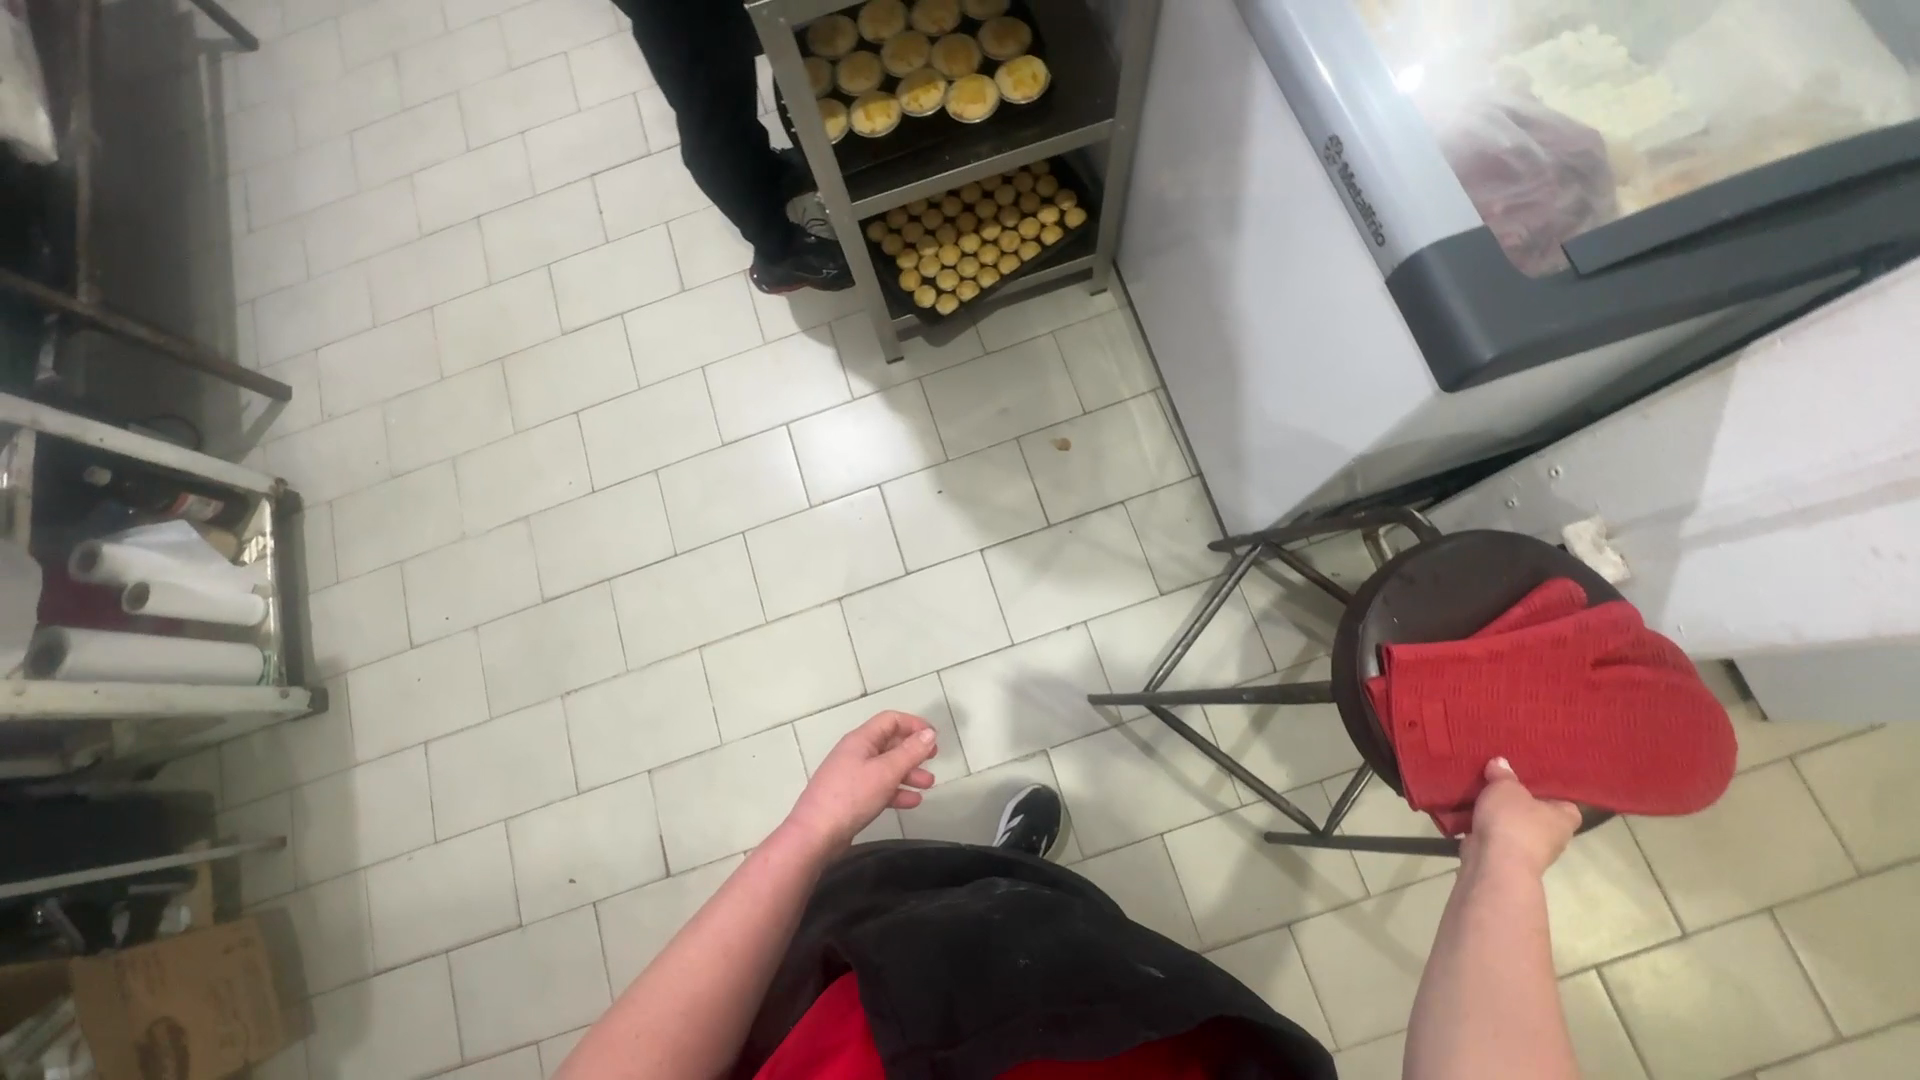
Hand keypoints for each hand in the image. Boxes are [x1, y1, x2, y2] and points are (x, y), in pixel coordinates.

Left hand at [782, 711, 937, 851]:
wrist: (815, 834)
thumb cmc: (852, 796)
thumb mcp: (886, 772)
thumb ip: (910, 752)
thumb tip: (929, 732)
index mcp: (861, 740)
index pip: (890, 720)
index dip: (914, 724)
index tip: (934, 737)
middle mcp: (855, 753)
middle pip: (889, 743)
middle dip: (913, 750)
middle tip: (934, 758)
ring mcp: (852, 776)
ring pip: (886, 767)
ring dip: (908, 773)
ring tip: (928, 784)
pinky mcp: (851, 797)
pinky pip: (879, 787)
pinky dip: (896, 791)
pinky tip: (912, 802)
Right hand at [1462, 757, 1581, 877]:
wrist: (1496, 862)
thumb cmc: (1512, 821)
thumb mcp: (1505, 788)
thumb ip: (1503, 774)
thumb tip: (1501, 762)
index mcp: (1564, 818)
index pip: (1565, 800)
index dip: (1548, 789)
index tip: (1529, 778)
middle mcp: (1554, 836)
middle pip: (1537, 813)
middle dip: (1519, 802)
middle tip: (1499, 782)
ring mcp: (1530, 850)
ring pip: (1514, 825)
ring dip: (1499, 816)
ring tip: (1479, 795)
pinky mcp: (1506, 857)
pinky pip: (1496, 835)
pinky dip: (1484, 827)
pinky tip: (1469, 813)